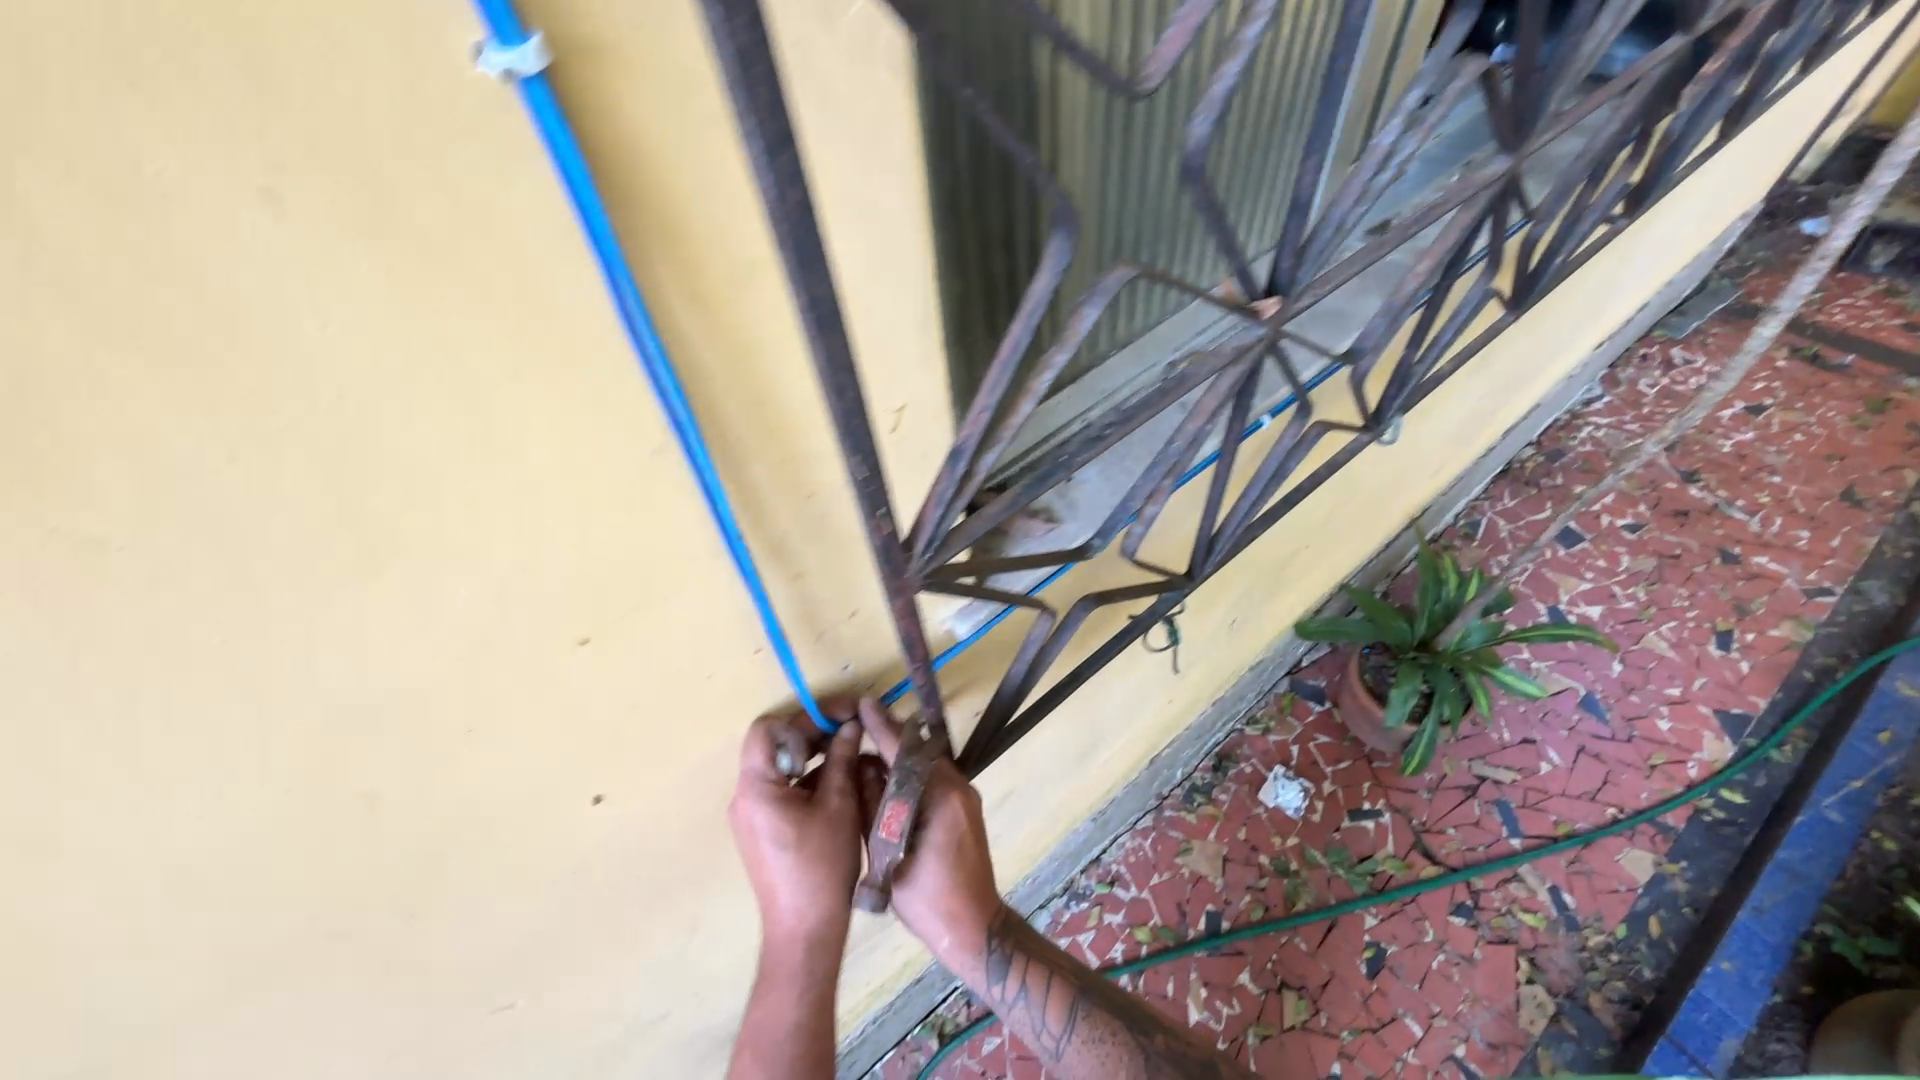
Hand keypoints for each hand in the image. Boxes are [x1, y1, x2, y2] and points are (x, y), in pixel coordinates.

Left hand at [729, 711, 865, 956]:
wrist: (805, 930)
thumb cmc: (822, 866)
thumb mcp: (838, 806)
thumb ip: (841, 760)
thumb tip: (850, 727)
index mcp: (756, 787)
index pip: (768, 730)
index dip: (805, 717)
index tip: (842, 717)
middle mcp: (745, 797)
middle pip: (774, 747)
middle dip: (813, 734)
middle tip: (851, 731)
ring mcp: (751, 815)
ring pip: (780, 768)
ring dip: (814, 756)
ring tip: (852, 754)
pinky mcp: (762, 831)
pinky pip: (782, 790)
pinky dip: (808, 780)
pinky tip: (840, 783)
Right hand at [857, 699, 1003, 963]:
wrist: (973, 928)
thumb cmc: (929, 898)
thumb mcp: (890, 855)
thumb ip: (873, 808)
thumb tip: (859, 768)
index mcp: (941, 795)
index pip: (905, 751)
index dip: (882, 726)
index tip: (863, 704)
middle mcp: (958, 787)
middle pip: (918, 752)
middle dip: (888, 738)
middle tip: (856, 726)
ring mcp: (965, 798)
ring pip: (926, 766)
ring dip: (898, 758)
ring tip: (865, 752)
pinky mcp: (963, 810)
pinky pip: (933, 781)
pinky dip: (909, 776)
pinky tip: (886, 782)